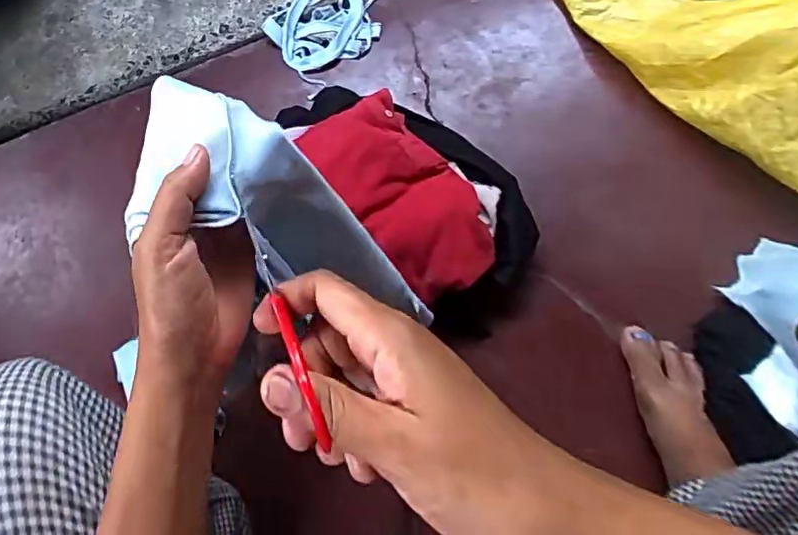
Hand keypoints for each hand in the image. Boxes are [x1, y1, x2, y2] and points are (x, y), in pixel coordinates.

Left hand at [130, 145, 255, 392]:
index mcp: (163, 218)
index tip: (220, 116)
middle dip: (227, 156)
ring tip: (269, 141)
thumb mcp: (160, 248)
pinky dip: (263, 197)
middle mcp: (192, 220)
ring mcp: (222, 233)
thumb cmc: (169, 304)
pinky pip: (255, 214)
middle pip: (210, 179)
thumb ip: (176, 198)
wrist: (197, 359)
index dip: (195, 147)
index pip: (178, 172)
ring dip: (246, 174)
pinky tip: (278, 175)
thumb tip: (201, 149)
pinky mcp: (247, 247)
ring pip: (234, 193)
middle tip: (254, 125)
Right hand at [253, 271, 720, 534]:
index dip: (288, 300)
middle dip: (301, 376)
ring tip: (323, 454)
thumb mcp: (390, 442)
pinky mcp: (412, 404)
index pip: (327, 289)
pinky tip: (358, 466)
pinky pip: (364, 399)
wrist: (540, 508)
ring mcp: (404, 374)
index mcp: (390, 335)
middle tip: (293, 432)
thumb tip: (268, 376)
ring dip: (323, 407)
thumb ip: (328, 406)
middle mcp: (394, 345)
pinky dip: (349, 426)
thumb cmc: (468, 469)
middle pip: (328, 336)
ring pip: (342, 371)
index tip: (257, 336)